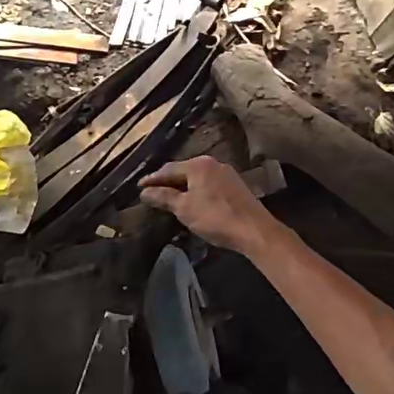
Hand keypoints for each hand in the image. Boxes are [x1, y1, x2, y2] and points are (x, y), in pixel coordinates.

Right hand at [138, 156, 292, 256]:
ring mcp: (226, 173)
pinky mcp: (235, 185)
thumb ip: (164, 197)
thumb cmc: (215, 217)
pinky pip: (208, 184)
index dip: (152, 179)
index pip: (168, 169)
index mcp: (198, 165)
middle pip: (183, 171)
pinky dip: (196, 190)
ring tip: (169, 197)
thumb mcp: (184, 208)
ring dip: (182, 186)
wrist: (254, 230)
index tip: (139, 187)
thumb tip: (145, 191)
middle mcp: (212, 163)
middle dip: (167, 181)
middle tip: (152, 191)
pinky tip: (193, 200)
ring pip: (197, 177)